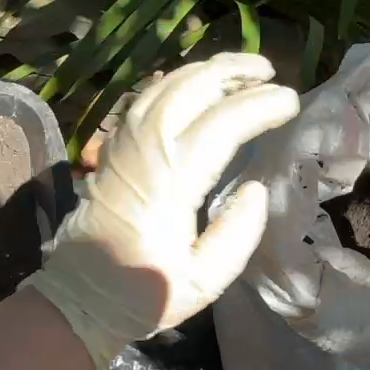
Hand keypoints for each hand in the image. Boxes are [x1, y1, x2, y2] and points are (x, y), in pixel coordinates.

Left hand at [24, 54, 299, 369]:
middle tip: (269, 72)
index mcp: (169, 184)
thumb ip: (236, 235)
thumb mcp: (202, 282)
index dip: (260, 106)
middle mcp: (143, 153)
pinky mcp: (110, 151)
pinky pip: (143, 101)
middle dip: (232, 72)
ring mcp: (121, 147)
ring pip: (162, 87)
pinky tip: (196, 89)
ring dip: (203, 72)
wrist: (78, 298)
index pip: (221, 124)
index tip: (291, 103)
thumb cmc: (142, 296)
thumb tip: (255, 188)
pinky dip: (173, 84)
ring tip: (239, 73)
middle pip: (188, 88)